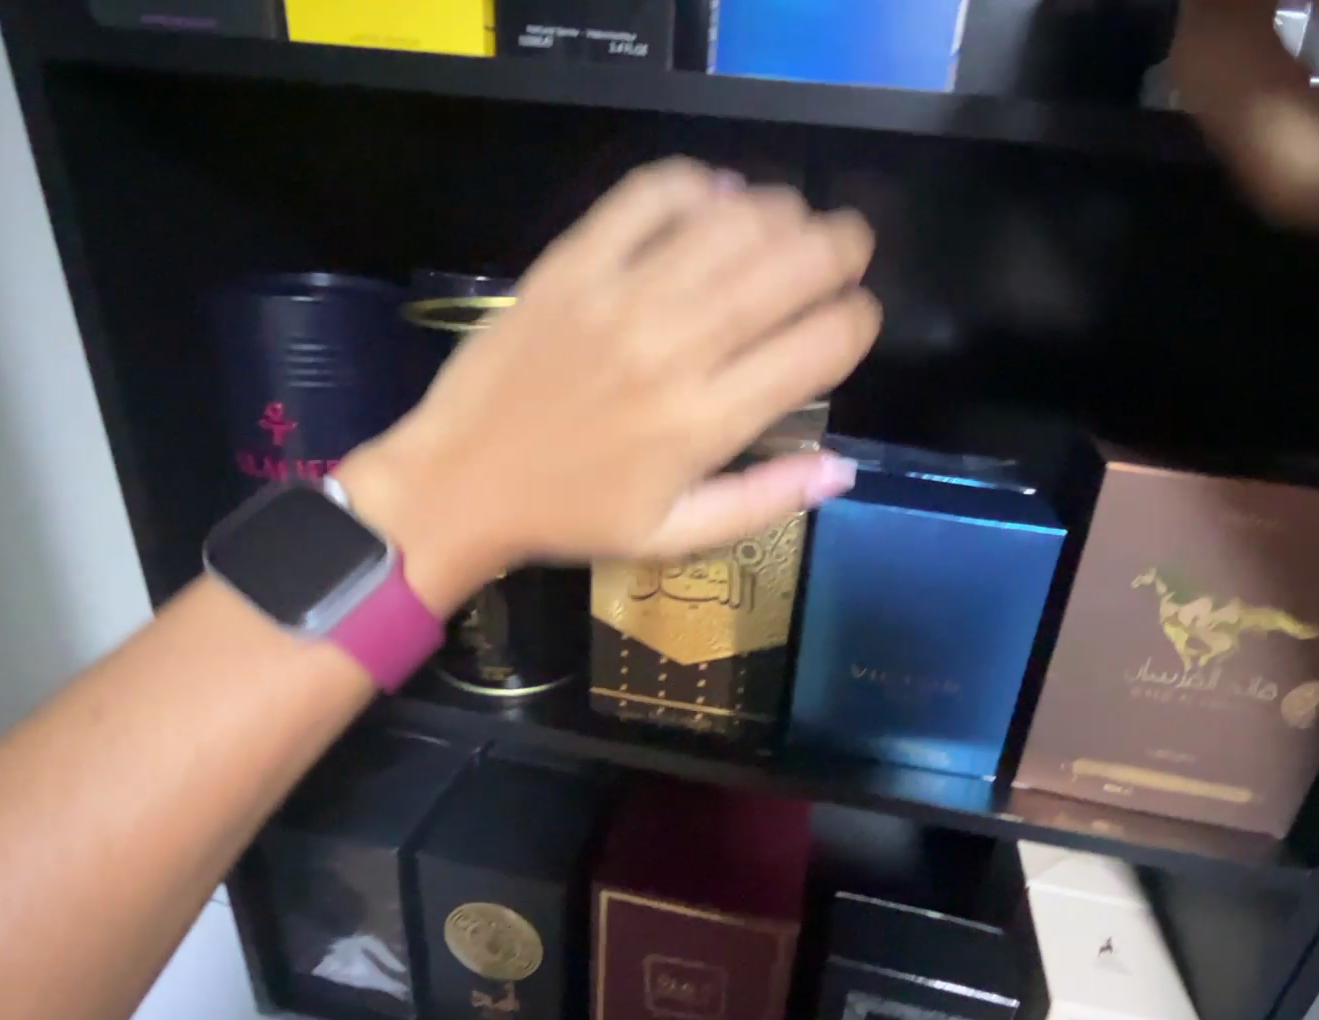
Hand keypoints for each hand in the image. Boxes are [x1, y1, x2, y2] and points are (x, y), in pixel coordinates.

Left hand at [340, 159, 879, 609]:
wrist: (460, 482)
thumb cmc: (574, 517)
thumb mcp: (675, 534)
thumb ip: (763, 502)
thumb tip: (842, 469)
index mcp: (705, 423)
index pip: (817, 348)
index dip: (857, 322)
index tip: (859, 317)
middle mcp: (673, 350)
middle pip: (785, 273)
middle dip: (837, 249)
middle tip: (849, 244)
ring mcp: (618, 300)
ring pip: (727, 227)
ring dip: (779, 213)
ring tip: (793, 219)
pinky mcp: (570, 266)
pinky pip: (645, 200)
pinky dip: (692, 185)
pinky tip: (714, 196)